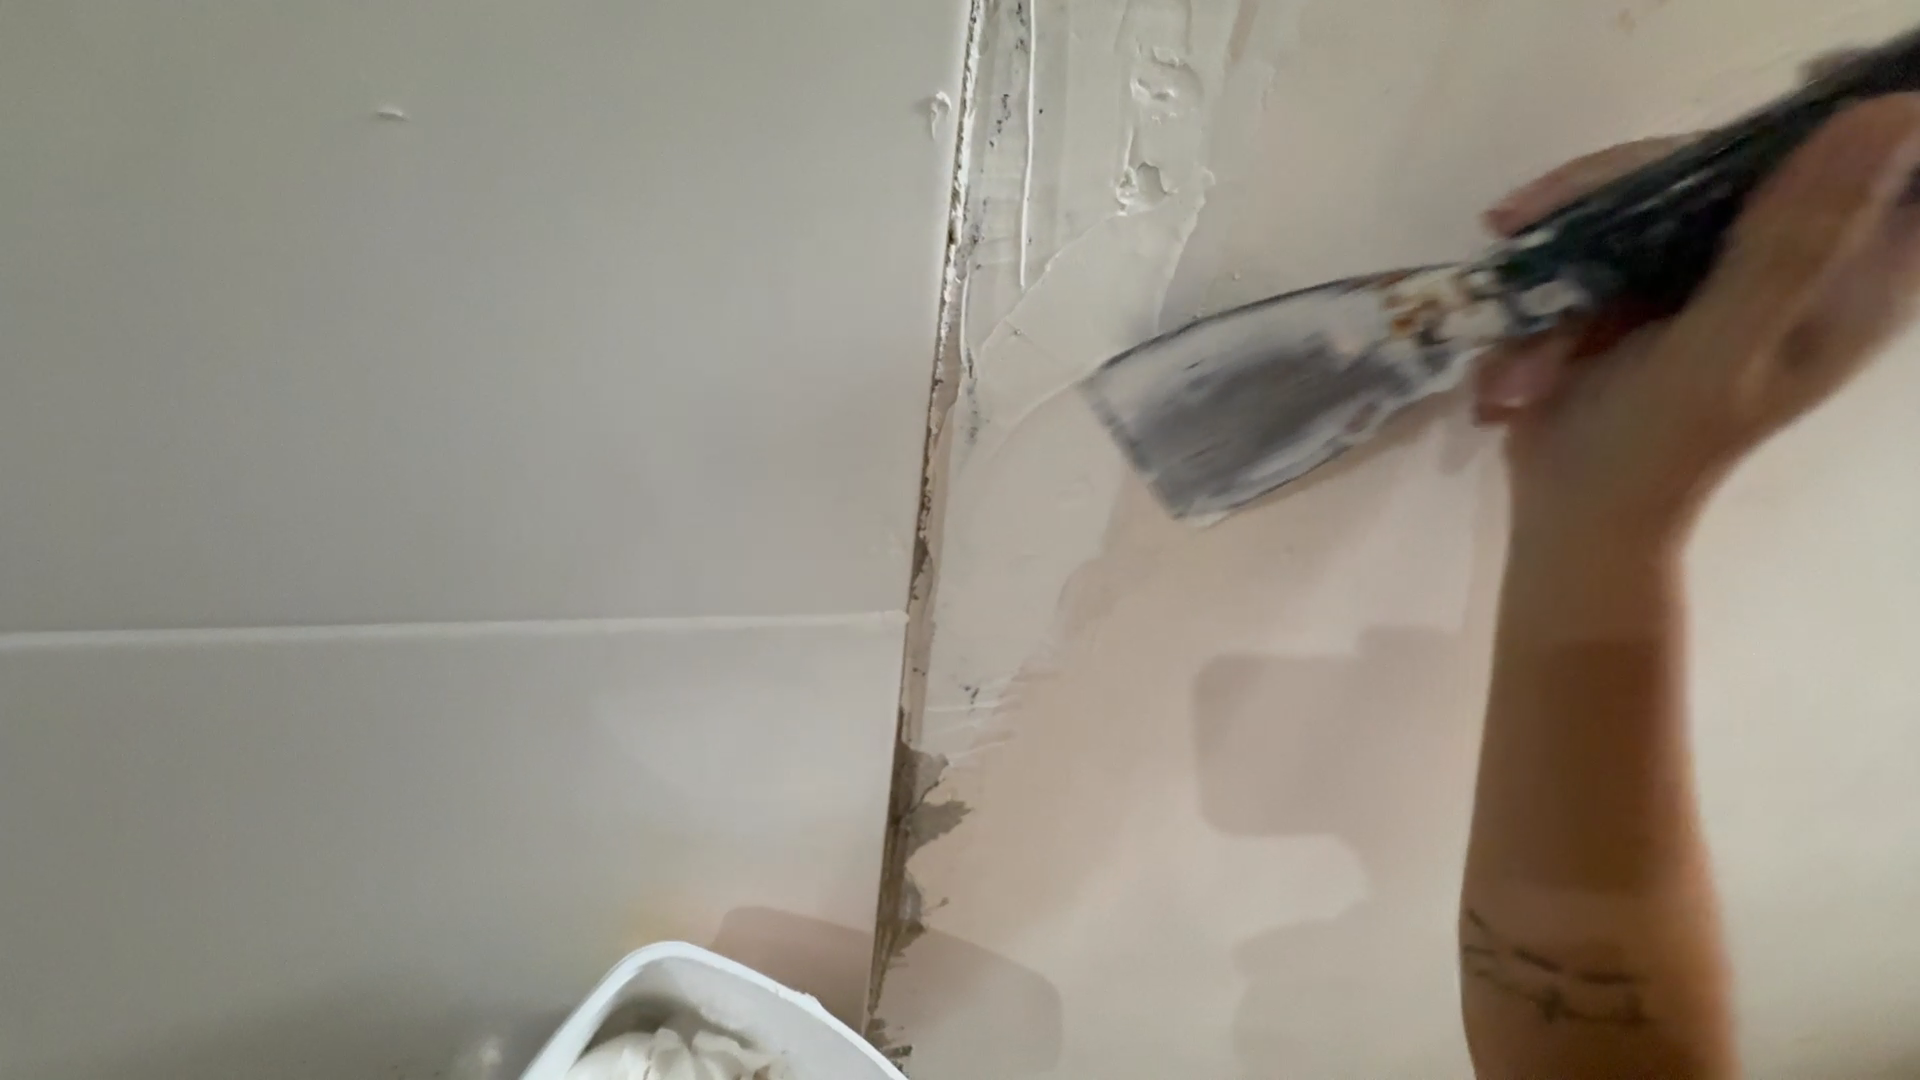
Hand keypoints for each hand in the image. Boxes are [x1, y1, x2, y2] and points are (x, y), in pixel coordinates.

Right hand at [1475, 95, 1919, 541]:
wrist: (1568, 514)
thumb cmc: (1644, 452)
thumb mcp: (1714, 356)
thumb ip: (1790, 248)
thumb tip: (1878, 114)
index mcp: (1850, 277)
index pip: (1854, 155)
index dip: (1791, 126)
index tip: (1692, 144)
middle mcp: (1786, 264)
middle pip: (1724, 169)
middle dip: (1617, 189)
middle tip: (1524, 214)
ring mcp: (1704, 280)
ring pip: (1645, 205)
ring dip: (1562, 238)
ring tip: (1500, 249)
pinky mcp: (1641, 297)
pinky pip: (1596, 249)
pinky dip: (1543, 271)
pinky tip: (1506, 283)